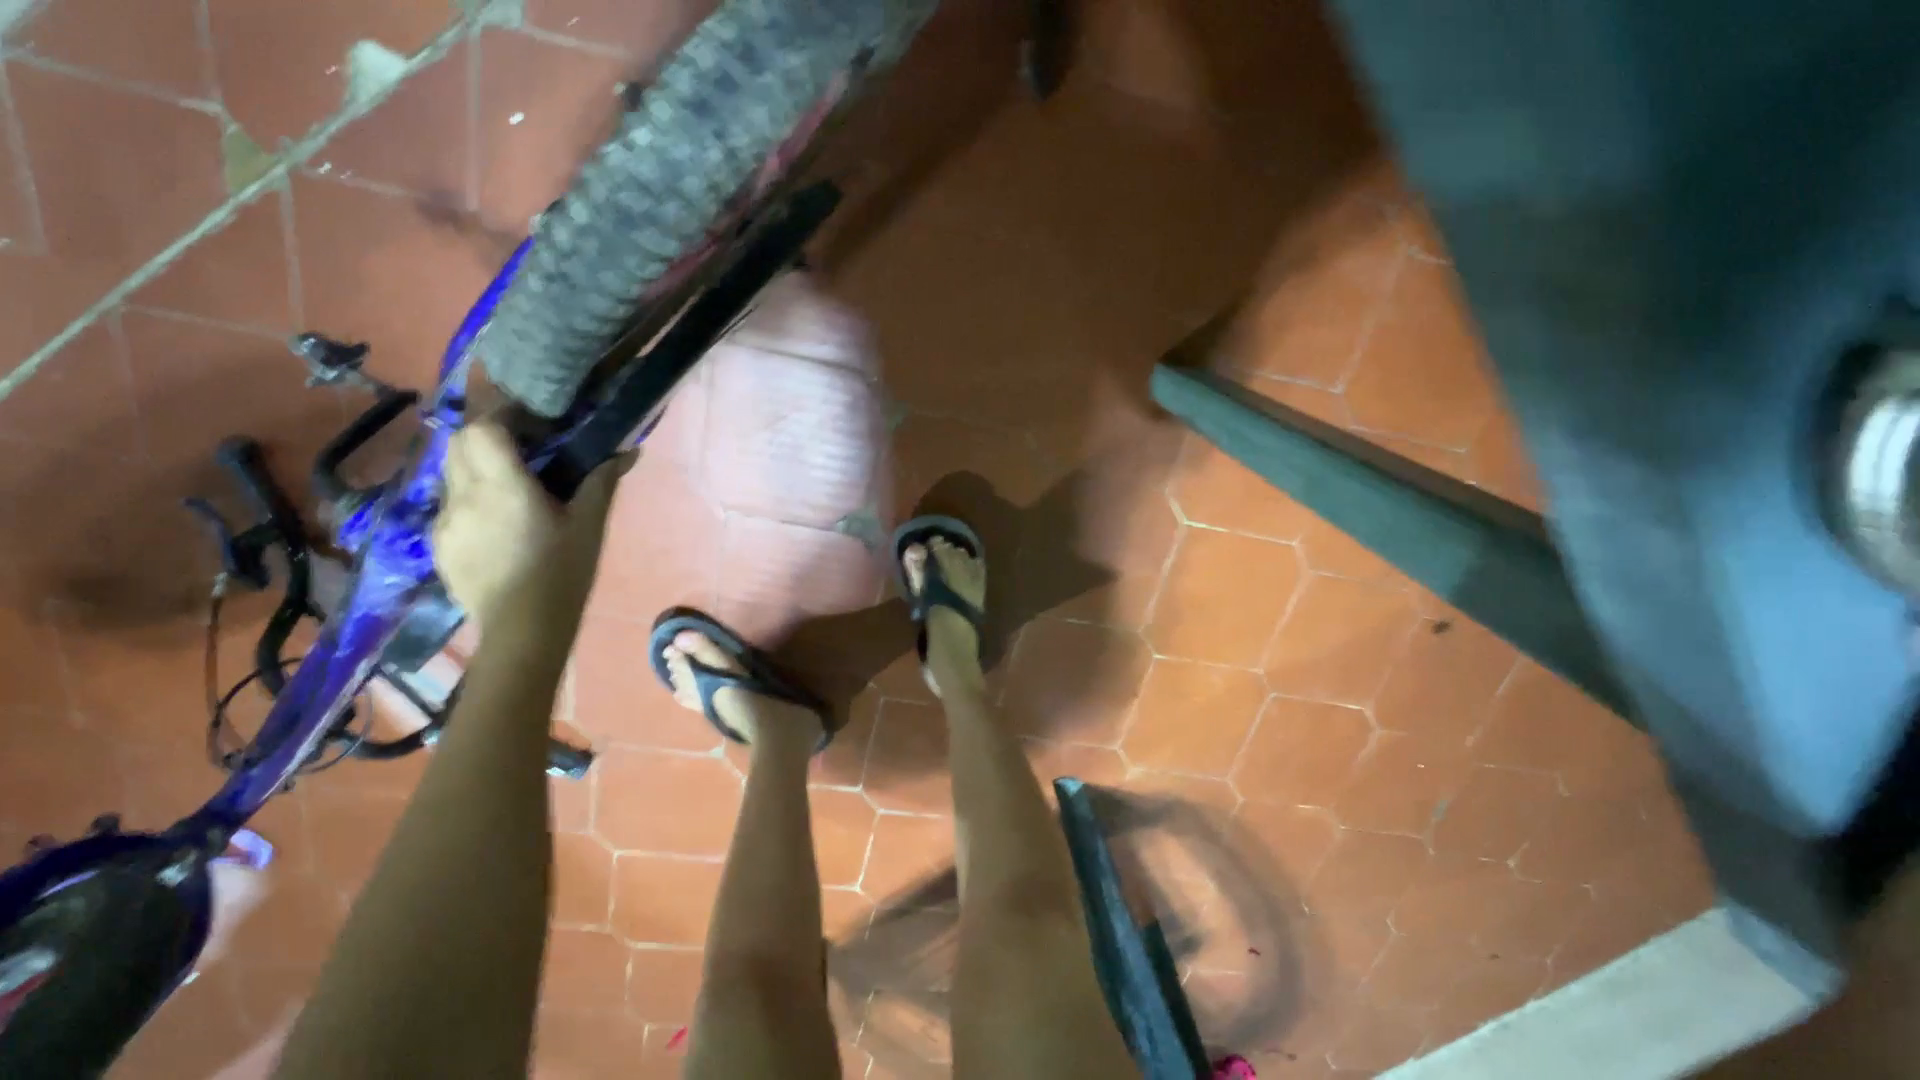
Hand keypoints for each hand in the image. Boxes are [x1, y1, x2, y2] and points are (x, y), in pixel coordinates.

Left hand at [433, 421, 631, 628]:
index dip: (503, 417)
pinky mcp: (438, 546)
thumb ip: (602, 481)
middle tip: (520, 449)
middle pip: (458, 442)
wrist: (523, 631)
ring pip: (449, 474)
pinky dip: (468, 501)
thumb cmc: (562, 573)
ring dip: (474, 468)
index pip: (483, 427)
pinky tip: (495, 525)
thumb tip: (627, 449)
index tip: (531, 424)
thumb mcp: (589, 525)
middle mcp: (463, 495)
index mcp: (501, 485)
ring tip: (507, 487)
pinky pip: (448, 507)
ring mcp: (444, 522)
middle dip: (485, 436)